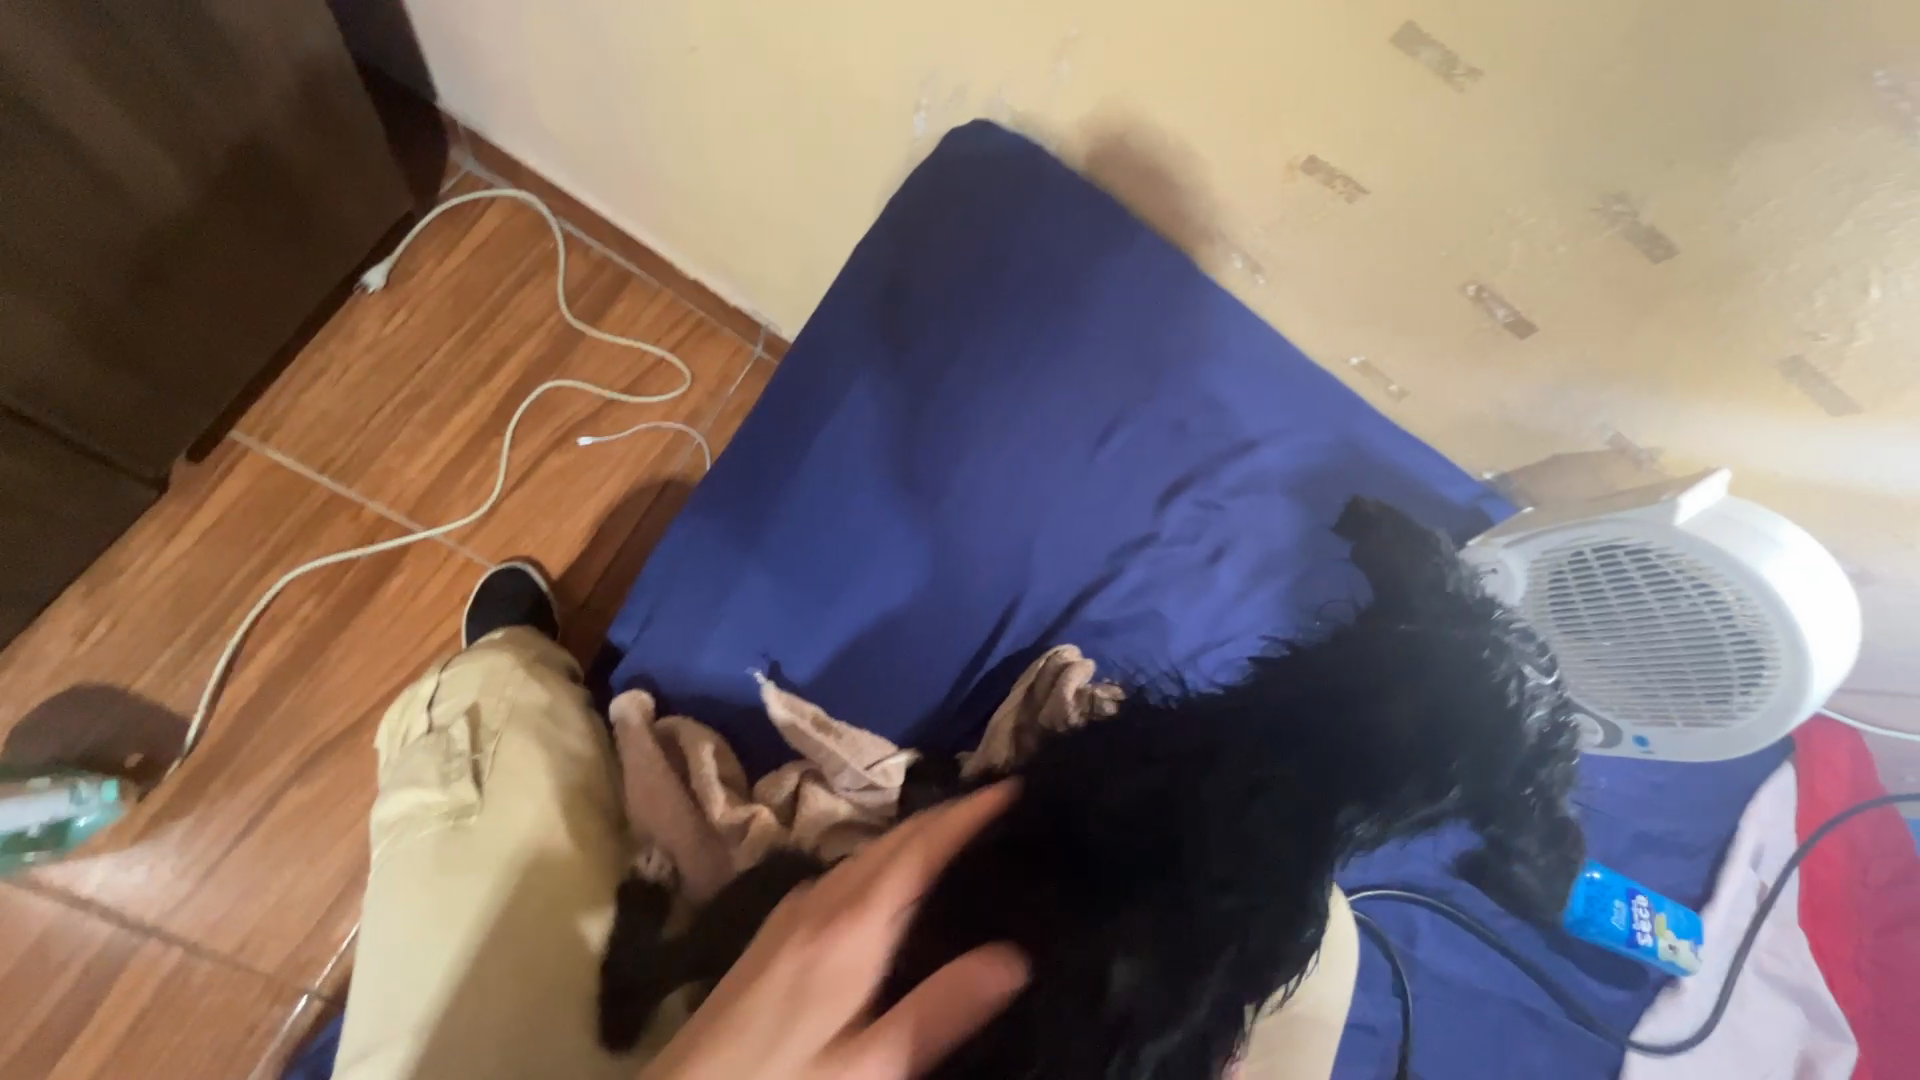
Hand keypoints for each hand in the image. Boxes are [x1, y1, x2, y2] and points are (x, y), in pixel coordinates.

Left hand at [640, 782, 1028, 1079]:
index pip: (921, 847)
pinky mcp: (777, 925)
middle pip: (894, 838)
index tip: (1008, 788)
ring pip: (866, 850)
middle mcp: (822, 898)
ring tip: (956, 836)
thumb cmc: (784, 1079)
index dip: (967, 812)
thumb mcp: (872, 1064)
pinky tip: (890, 882)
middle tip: (994, 808)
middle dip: (945, 814)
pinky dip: (883, 857)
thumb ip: (941, 1007)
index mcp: (853, 924)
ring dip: (914, 834)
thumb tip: (1014, 956)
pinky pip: (845, 870)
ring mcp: (795, 907)